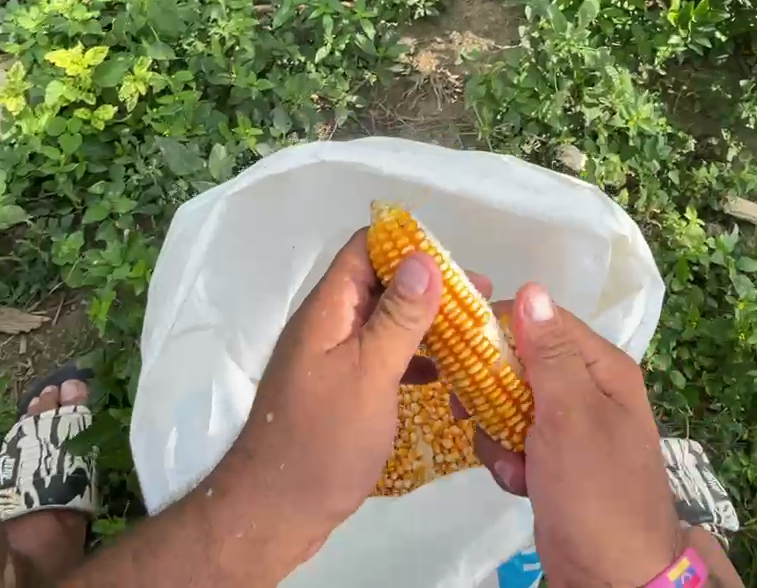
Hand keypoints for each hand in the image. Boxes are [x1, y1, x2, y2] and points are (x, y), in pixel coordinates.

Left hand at [208, 228, 443, 548]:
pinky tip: (443, 374)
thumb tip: (423, 257)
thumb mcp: (370, 372)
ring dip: (424, 322)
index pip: (365, 248)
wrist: (276, 512)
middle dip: (428, 285)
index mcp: (329, 308)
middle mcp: (328, 323)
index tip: (455, 260)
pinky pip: (380, 355)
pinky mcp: (340, 387)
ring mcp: (332, 356)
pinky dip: (412, 356)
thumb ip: (398, 316)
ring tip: (473, 334)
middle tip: (481, 301)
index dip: (408, 244)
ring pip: (383, 320)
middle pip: (379, 282)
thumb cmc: (323, 439)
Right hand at [476, 284, 682, 587]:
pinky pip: (513, 436)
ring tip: (509, 460)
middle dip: (492, 388)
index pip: (542, 319)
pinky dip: (507, 457)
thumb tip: (532, 287)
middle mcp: (587, 388)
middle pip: (520, 360)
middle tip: (465, 407)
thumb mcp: (570, 414)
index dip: (502, 326)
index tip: (464, 344)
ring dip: (497, 430)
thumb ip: (549, 353)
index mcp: (601, 367)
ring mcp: (569, 425)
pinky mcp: (553, 458)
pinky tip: (517, 481)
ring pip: (509, 400)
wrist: (613, 581)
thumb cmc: (595, 490)